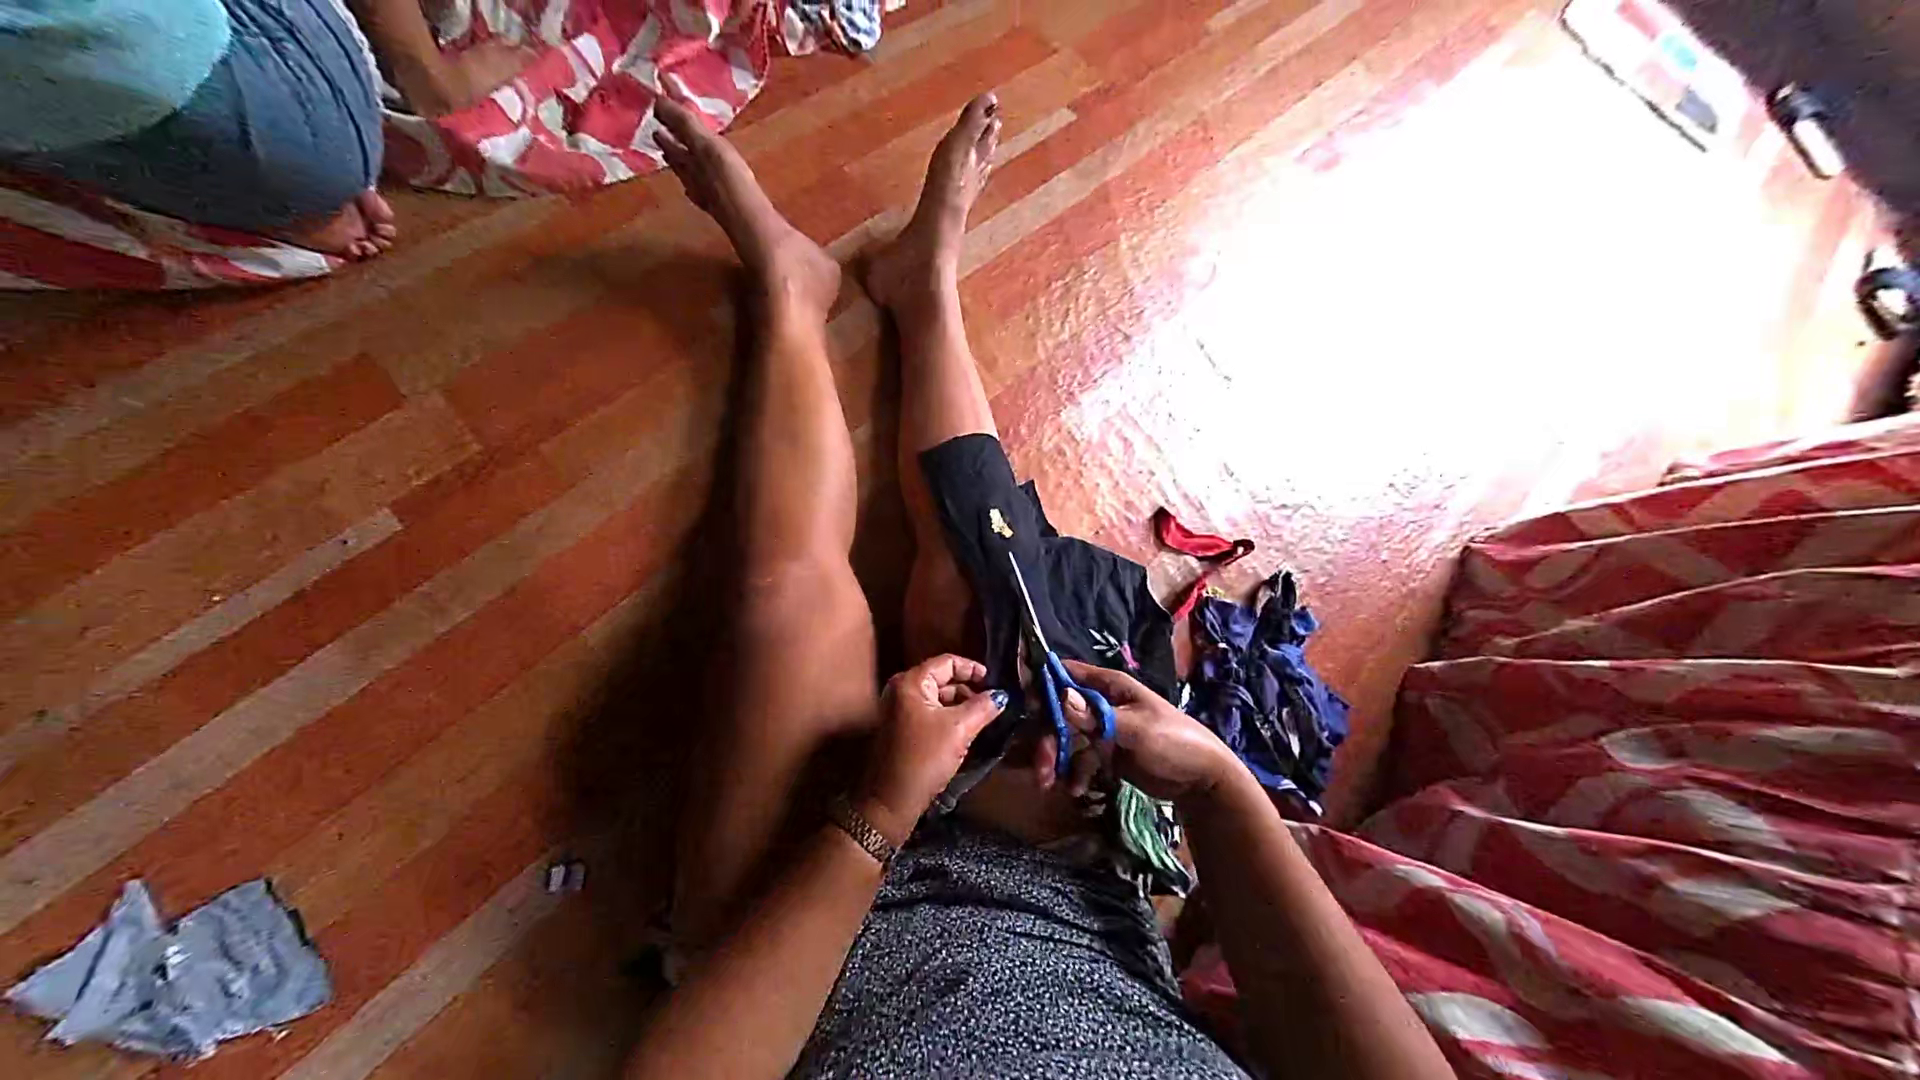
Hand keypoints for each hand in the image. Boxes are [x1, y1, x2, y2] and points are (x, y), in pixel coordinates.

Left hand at [860, 654, 1007, 842]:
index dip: (973, 669)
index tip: (995, 681)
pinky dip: (950, 717)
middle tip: (994, 701)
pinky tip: (968, 729)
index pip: (947, 662)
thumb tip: (1002, 695)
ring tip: (985, 716)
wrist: (891, 801)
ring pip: (938, 697)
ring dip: (961, 704)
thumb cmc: (924, 758)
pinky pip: (931, 713)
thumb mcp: (959, 730)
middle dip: (969, 688)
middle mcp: (901, 690)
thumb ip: (983, 707)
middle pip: (942, 678)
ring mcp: (900, 709)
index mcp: (910, 682)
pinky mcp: (903, 728)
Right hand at [1035, 660, 1238, 804]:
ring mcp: (1101, 728)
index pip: (1066, 674)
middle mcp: (1099, 702)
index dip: (1044, 685)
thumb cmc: (1174, 741)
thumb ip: (1098, 716)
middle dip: (1046, 736)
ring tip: (1049, 784)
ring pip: (1065, 737)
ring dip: (1053, 758)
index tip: (1028, 708)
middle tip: (1040, 767)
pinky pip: (1078, 758)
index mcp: (1108, 685)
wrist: (1203, 781)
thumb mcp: (1137, 729)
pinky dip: (1072, 773)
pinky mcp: (1105, 753)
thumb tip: (1062, 698)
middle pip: (1059, 711)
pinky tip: (1076, 790)